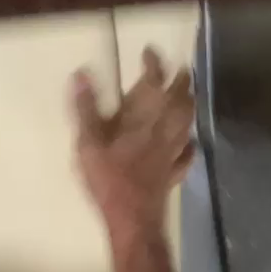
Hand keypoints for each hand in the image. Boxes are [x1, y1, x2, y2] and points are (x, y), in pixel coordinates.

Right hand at [73, 47, 195, 244]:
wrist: (133, 220)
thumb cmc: (108, 178)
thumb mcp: (88, 141)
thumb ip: (85, 108)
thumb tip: (81, 73)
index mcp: (141, 119)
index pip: (153, 83)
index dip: (154, 65)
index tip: (150, 51)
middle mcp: (162, 130)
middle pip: (178, 101)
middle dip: (181, 82)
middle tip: (180, 69)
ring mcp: (170, 153)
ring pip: (186, 123)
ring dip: (189, 105)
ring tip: (189, 96)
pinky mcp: (172, 174)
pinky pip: (186, 154)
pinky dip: (189, 144)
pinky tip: (189, 142)